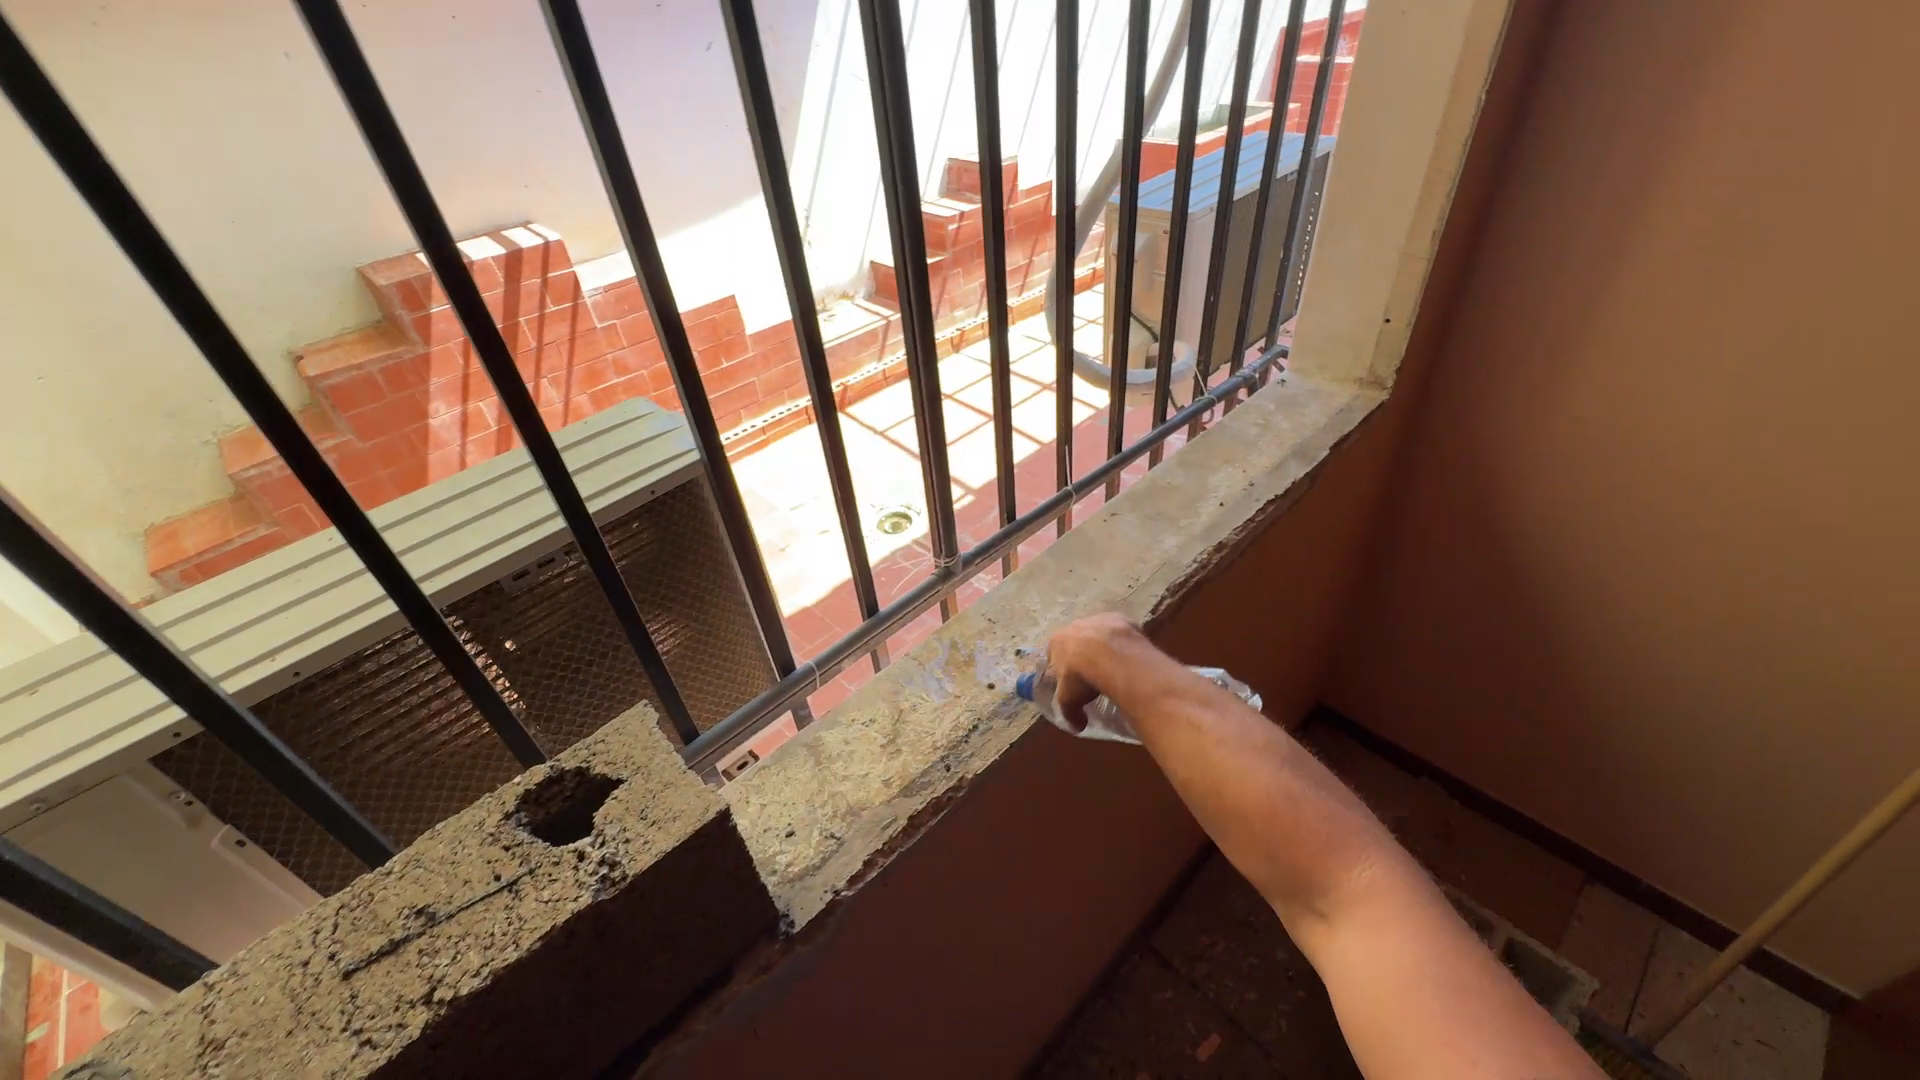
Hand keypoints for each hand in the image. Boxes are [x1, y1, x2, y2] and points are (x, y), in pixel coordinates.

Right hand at [1044, 613, 1144, 732]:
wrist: (1109, 656)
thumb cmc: (1080, 677)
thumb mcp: (1069, 700)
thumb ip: (1070, 713)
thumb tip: (1077, 727)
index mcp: (1056, 642)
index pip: (1054, 652)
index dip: (1062, 665)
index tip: (1072, 679)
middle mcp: (1075, 625)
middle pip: (1077, 639)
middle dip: (1083, 653)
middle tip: (1094, 673)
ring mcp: (1098, 619)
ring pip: (1099, 633)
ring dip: (1104, 646)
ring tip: (1115, 666)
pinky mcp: (1120, 619)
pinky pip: (1120, 631)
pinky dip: (1123, 642)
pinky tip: (1129, 657)